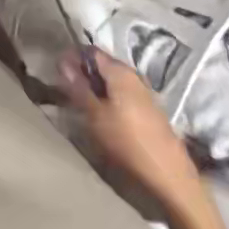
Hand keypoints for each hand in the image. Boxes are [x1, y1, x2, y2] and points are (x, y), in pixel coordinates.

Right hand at [61, 48, 202, 206]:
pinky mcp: (149, 110)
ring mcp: (144, 92)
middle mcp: (134, 75)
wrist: (169, 177)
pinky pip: (123, 93)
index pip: (90, 51)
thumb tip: (62, 61)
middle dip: (83, 73)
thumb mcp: (94, 114)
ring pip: (112, 80)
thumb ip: (77, 86)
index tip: (58, 71)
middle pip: (102, 64)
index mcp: (120, 70)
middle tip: (67, 88)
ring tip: (82, 103)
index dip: (72, 57)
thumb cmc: (127, 141)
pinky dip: (109, 98)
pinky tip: (103, 115)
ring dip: (96, 87)